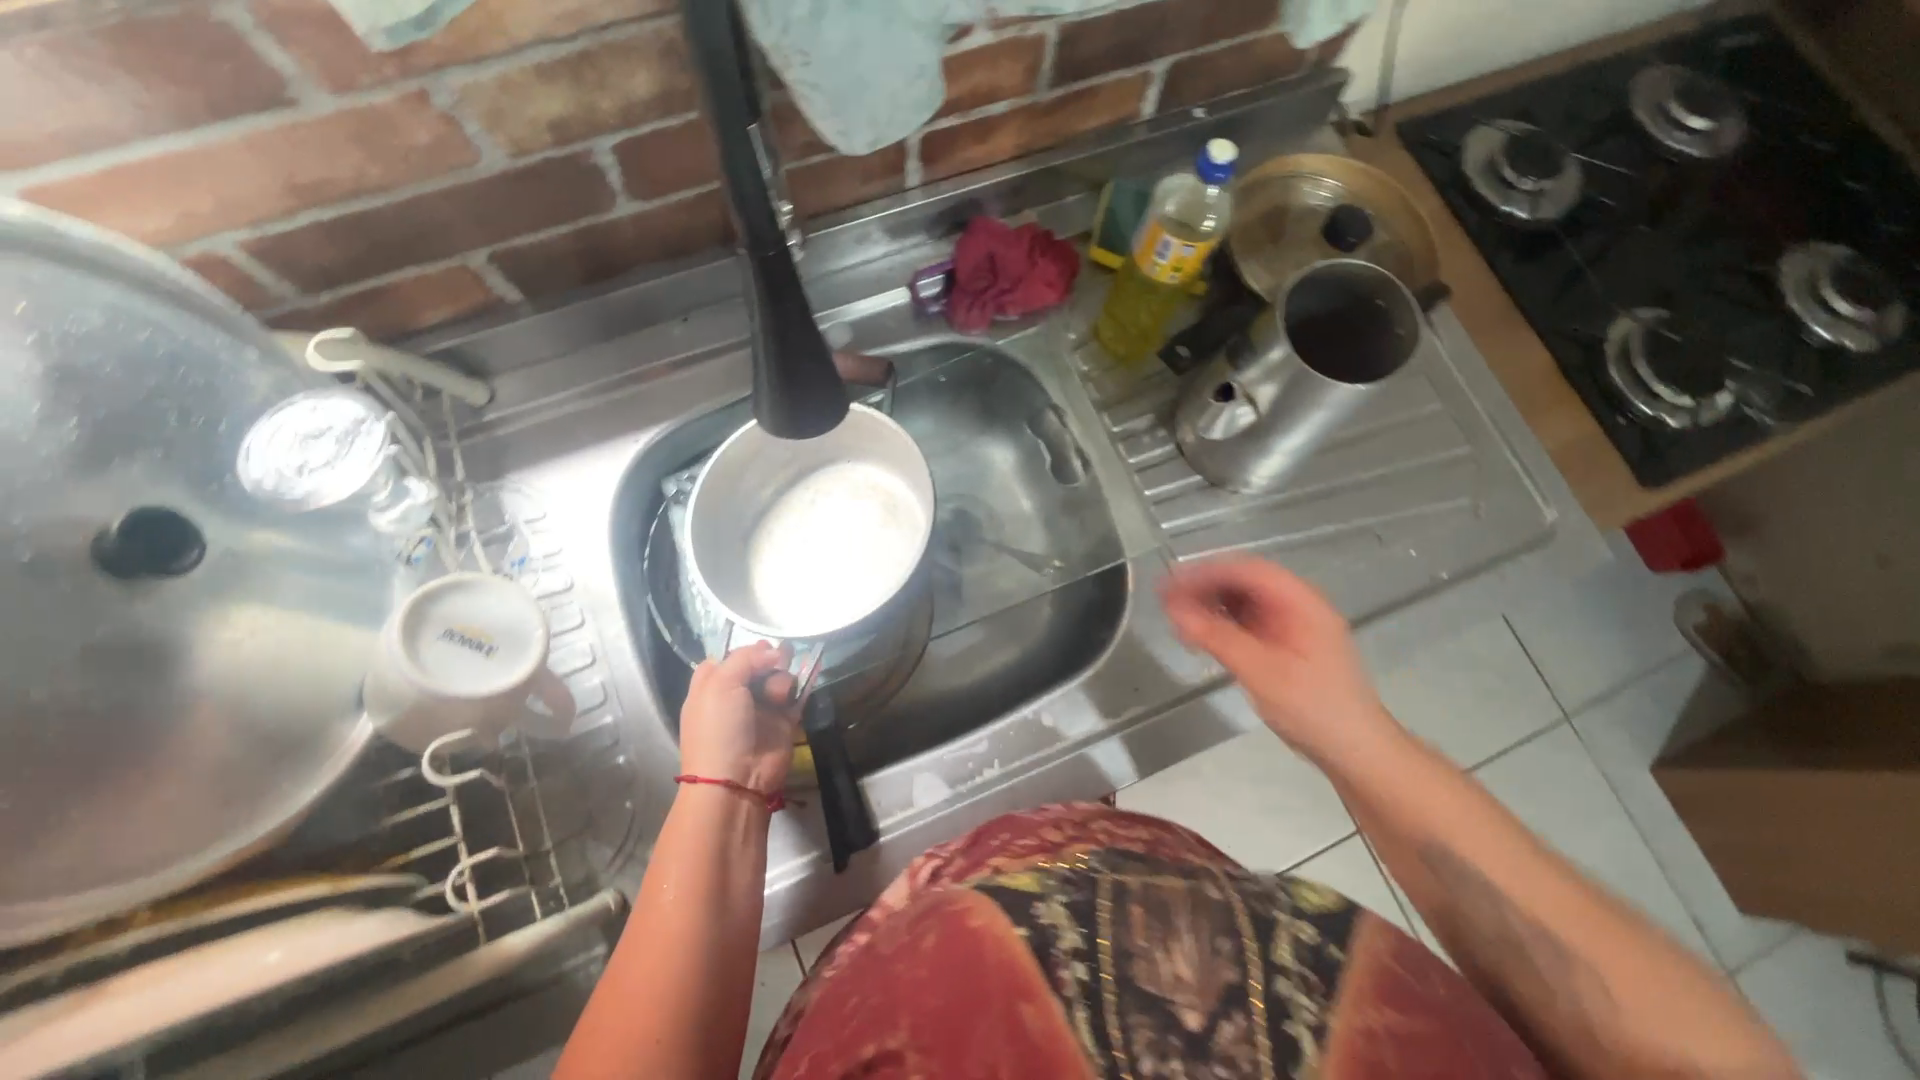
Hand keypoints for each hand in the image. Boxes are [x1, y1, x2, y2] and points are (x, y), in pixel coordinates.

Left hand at [678, 641, 800, 794]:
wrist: (735, 778)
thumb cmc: (719, 728)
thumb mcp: (720, 684)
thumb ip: (746, 659)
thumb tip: (774, 653)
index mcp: (711, 686)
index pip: (727, 658)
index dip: (744, 651)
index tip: (759, 649)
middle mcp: (735, 695)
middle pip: (757, 665)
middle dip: (769, 660)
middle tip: (777, 662)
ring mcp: (760, 709)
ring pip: (778, 678)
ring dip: (782, 679)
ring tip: (778, 695)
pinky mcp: (783, 722)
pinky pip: (796, 696)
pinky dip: (803, 685)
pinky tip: (810, 675)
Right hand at [1160, 556, 1402, 764]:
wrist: (1355, 750)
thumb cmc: (1313, 709)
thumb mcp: (1261, 672)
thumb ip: (1217, 637)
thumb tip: (1174, 610)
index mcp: (1301, 603)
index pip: (1247, 570)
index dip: (1205, 572)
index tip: (1170, 585)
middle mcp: (1298, 606)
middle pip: (1245, 582)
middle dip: (1204, 587)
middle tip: (1166, 603)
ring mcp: (1294, 626)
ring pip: (1245, 602)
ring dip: (1211, 606)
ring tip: (1178, 621)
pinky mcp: (1287, 646)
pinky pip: (1249, 623)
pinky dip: (1223, 625)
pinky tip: (1202, 638)